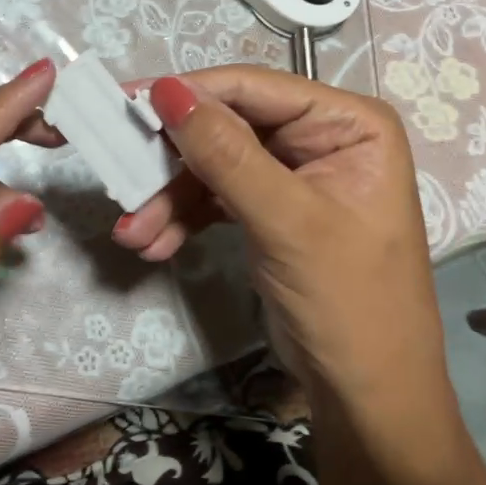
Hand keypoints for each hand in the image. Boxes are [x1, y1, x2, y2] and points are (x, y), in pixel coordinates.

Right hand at [97, 66, 442, 395]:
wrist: (366, 396)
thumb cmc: (349, 303)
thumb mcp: (286, 223)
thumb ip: (224, 152)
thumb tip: (165, 89)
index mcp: (346, 123)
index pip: (252, 88)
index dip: (188, 93)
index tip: (125, 103)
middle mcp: (318, 137)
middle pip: (223, 126)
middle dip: (171, 162)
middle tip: (120, 178)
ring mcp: (290, 173)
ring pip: (209, 163)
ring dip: (167, 198)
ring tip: (133, 234)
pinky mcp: (266, 207)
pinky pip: (211, 195)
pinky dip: (181, 217)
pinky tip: (155, 244)